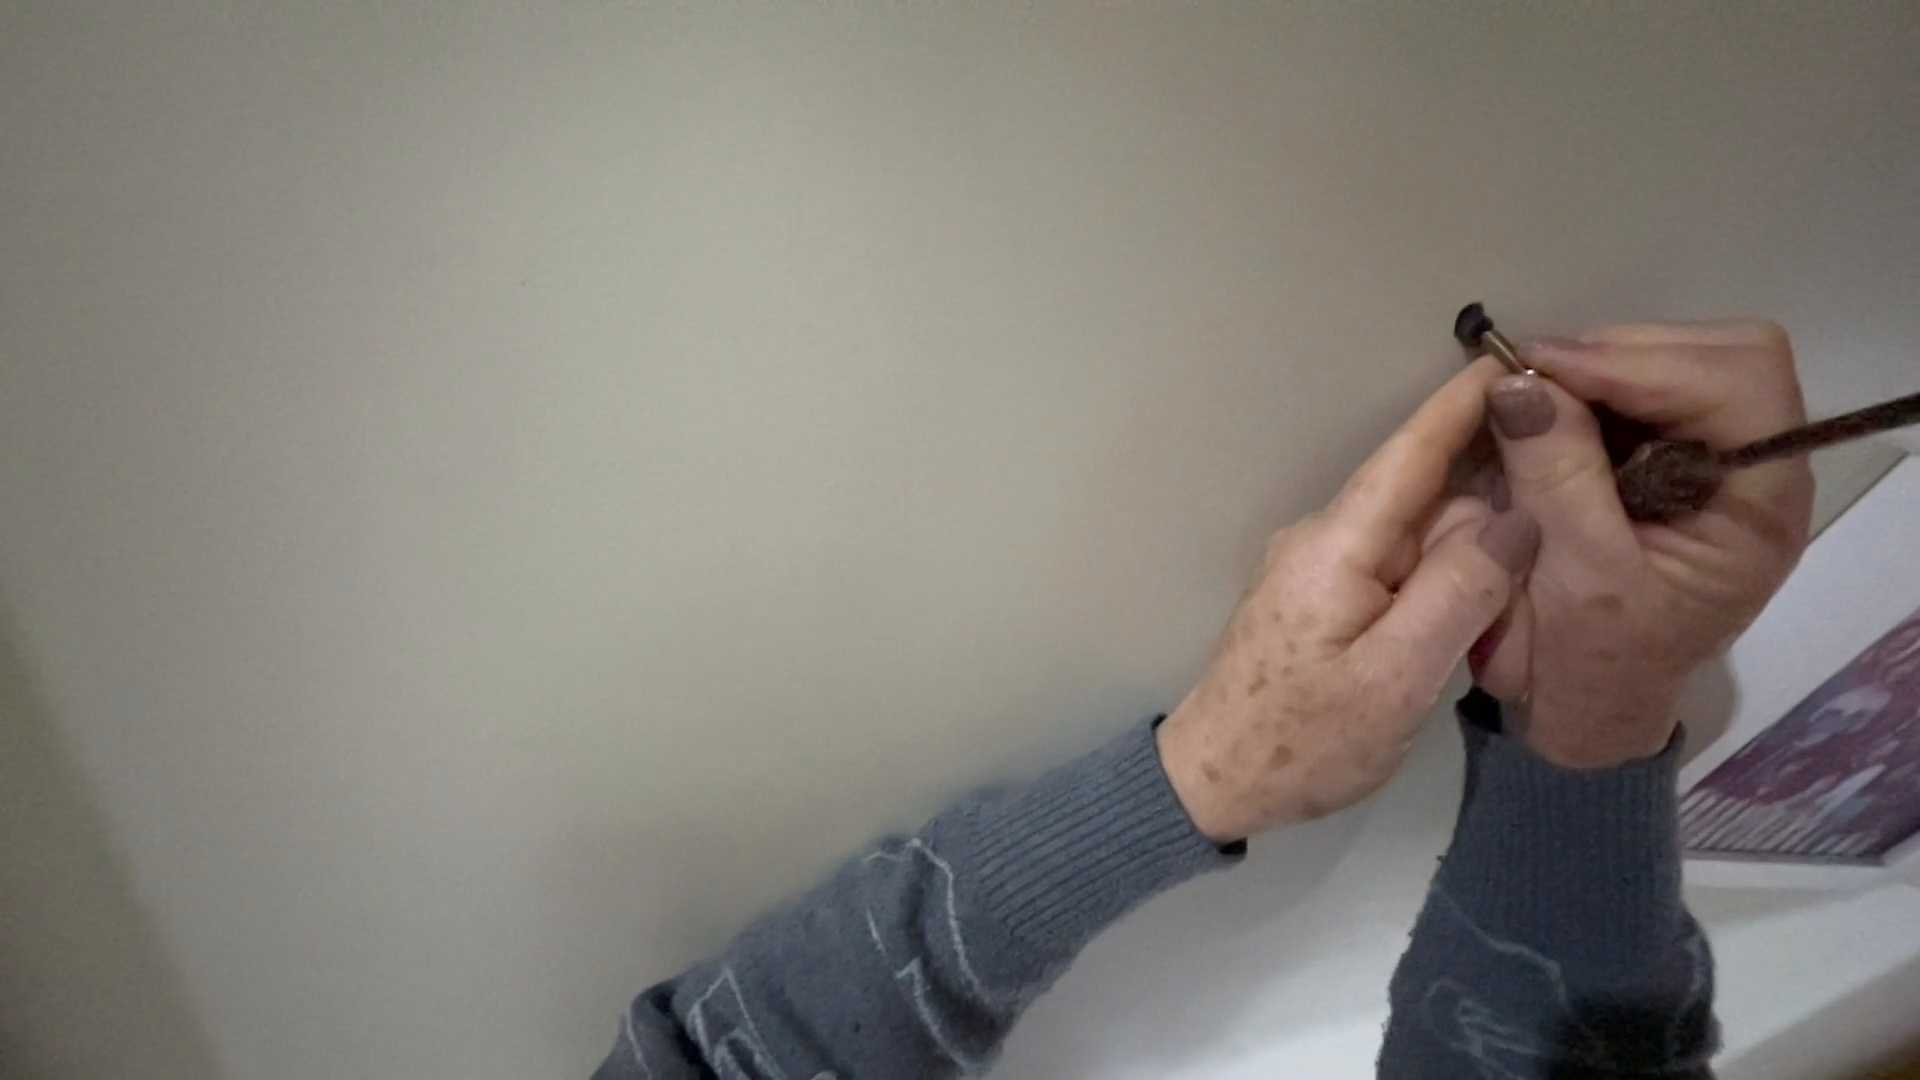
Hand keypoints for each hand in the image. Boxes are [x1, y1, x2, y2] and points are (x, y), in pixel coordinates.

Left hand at [1158, 359, 1539, 841]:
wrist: (1220, 773)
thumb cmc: (1305, 737)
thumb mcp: (1397, 676)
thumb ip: (1455, 591)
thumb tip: (1509, 515)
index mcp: (1333, 548)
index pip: (1404, 458)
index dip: (1457, 406)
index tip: (1514, 357)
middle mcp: (1317, 542)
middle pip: (1415, 491)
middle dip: (1488, 475)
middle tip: (1580, 464)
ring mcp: (1313, 568)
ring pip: (1408, 528)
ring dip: (1471, 528)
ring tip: (1555, 524)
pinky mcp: (1316, 596)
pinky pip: (1390, 561)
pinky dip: (1440, 562)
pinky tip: (1487, 579)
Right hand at [1471, 321, 1813, 767]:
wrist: (1585, 699)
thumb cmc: (1588, 653)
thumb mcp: (1573, 571)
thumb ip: (1553, 476)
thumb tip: (1514, 387)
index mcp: (1755, 503)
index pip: (1734, 384)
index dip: (1635, 362)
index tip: (1534, 370)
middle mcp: (1747, 471)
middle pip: (1719, 359)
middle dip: (1618, 353)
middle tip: (1526, 376)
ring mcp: (1704, 467)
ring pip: (1679, 368)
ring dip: (1598, 368)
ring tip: (1525, 393)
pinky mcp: (1658, 470)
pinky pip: (1635, 402)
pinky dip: (1584, 392)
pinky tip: (1540, 412)